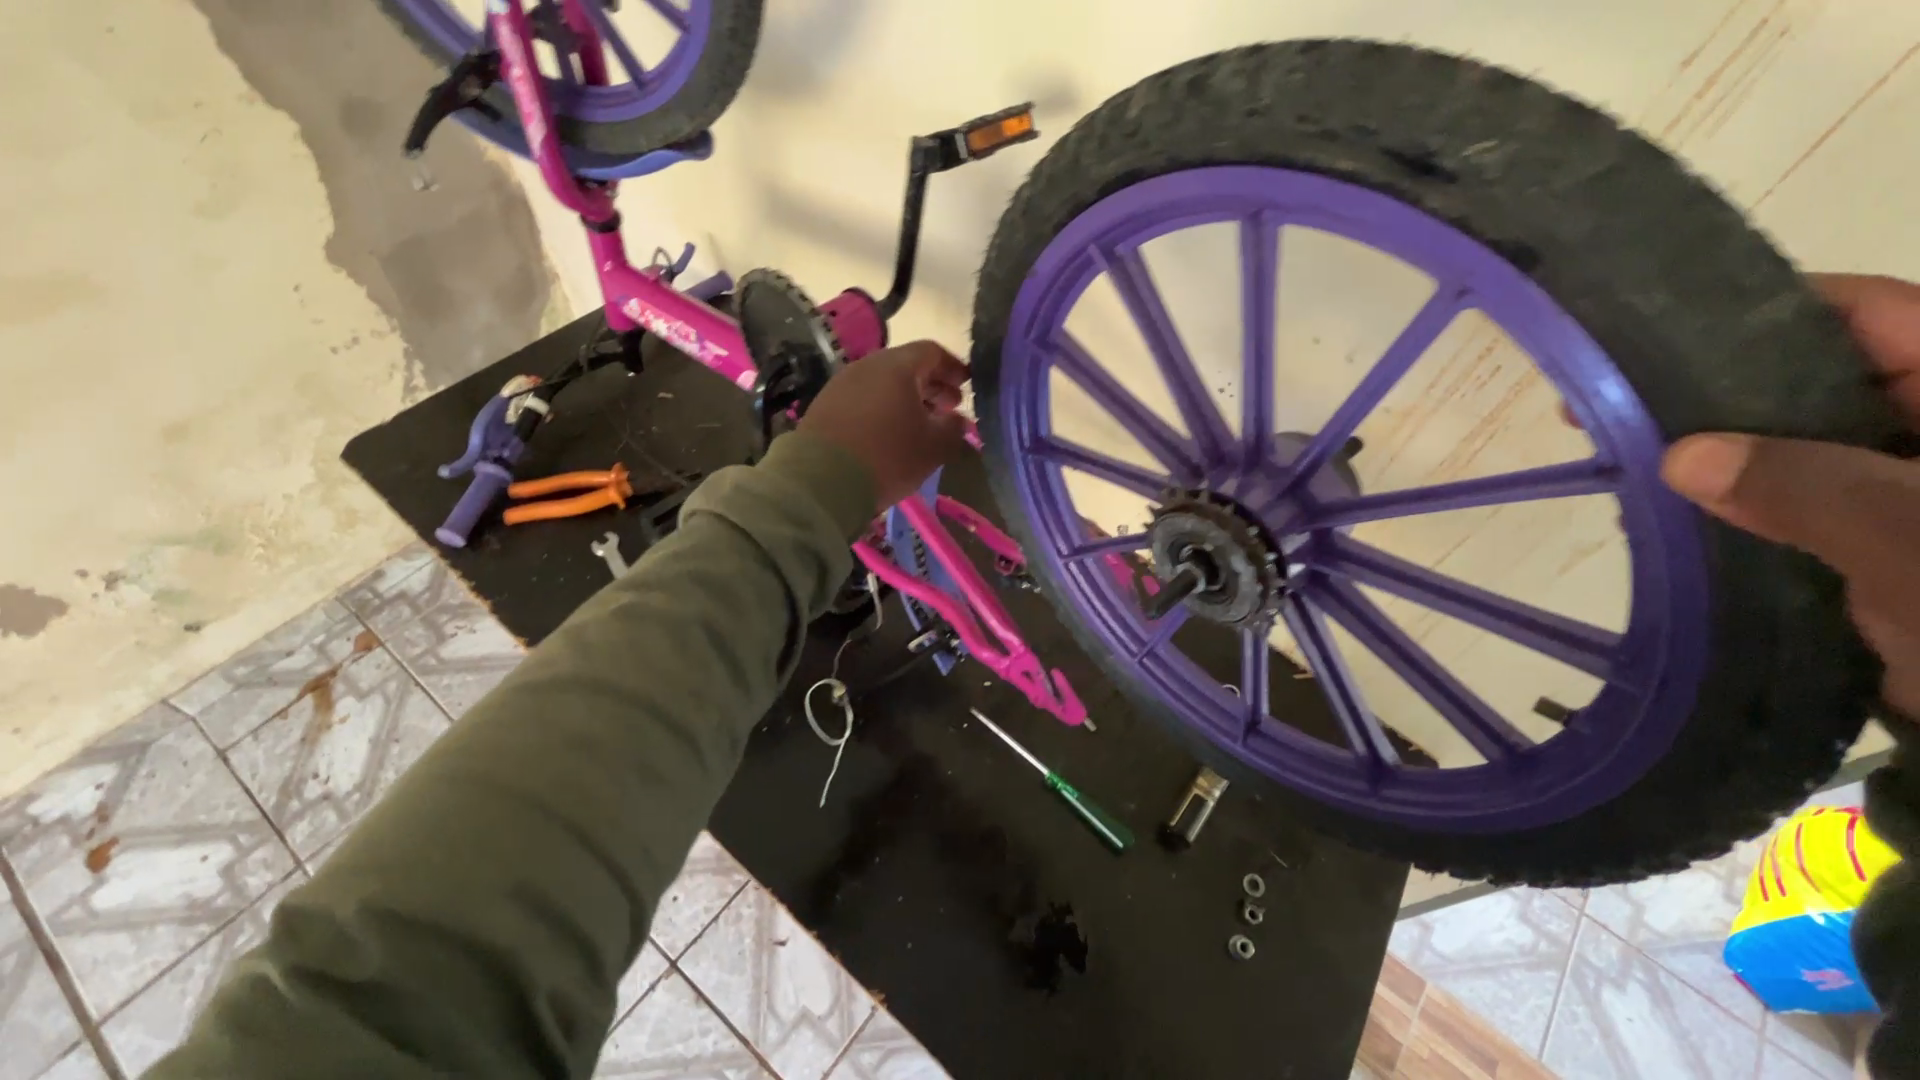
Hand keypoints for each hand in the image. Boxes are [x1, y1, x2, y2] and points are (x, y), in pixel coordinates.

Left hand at [797, 340, 971, 509]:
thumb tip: (958, 419)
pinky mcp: (824, 406)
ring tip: (921, 424)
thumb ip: (953, 428)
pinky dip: (882, 408)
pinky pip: (862, 399)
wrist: (820, 480)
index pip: (932, 352)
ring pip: (882, 383)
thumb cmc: (887, 457)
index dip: (953, 367)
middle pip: (906, 366)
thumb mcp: (933, 447)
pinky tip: (889, 433)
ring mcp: (841, 384)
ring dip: (906, 399)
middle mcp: (867, 366)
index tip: (967, 385)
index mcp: (897, 366)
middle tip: (949, 408)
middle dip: (931, 385)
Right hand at [1661, 274, 1919, 715]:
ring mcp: (1907, 484)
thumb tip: (1683, 456)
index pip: (1871, 316)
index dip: (1764, 314)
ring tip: (1624, 453)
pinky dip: (1735, 501)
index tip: (1657, 334)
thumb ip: (1812, 488)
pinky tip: (1671, 509)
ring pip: (1798, 442)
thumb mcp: (1919, 545)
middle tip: (1614, 403)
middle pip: (1820, 377)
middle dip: (1717, 390)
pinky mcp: (1877, 538)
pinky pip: (1794, 499)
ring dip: (1716, 450)